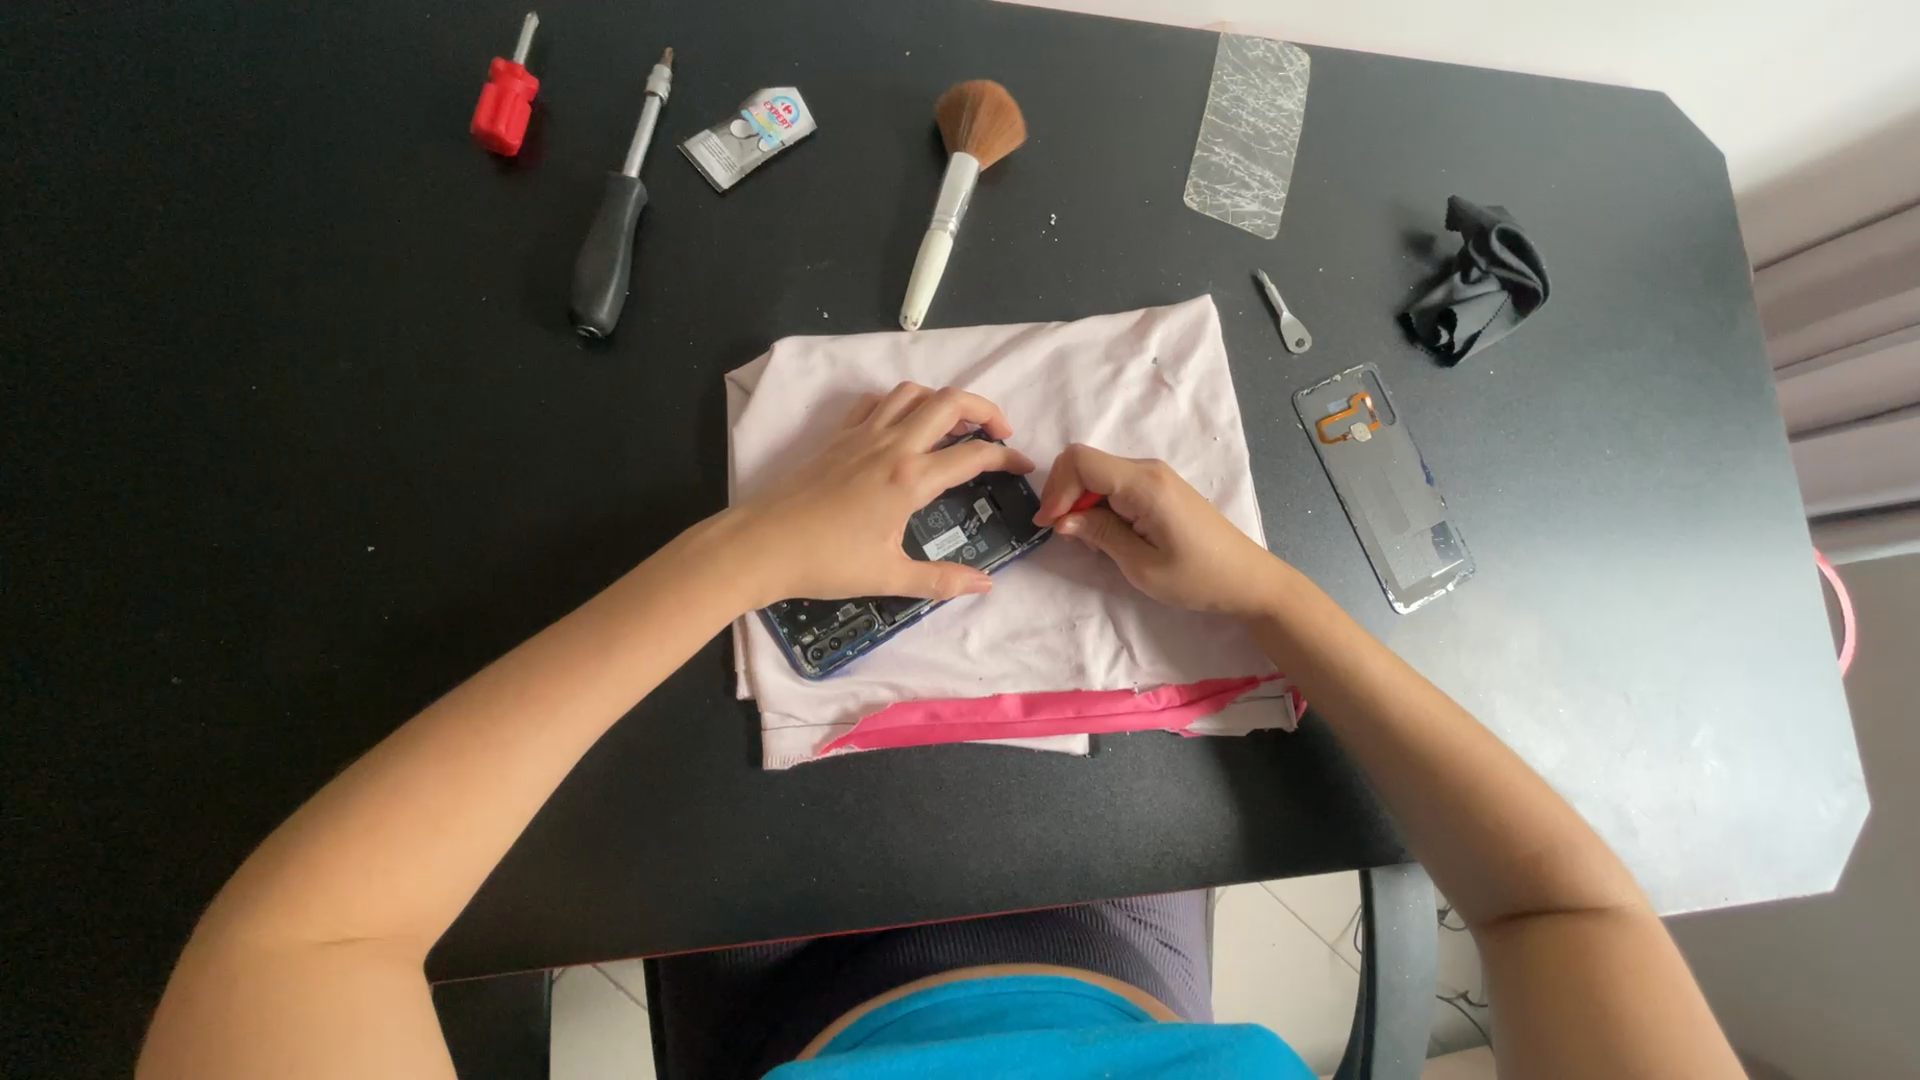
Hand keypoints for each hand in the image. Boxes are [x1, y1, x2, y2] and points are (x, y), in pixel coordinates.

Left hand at [722, 382, 1034, 607]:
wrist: (761, 545)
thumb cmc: (826, 563)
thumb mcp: (889, 577)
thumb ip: (942, 580)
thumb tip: (985, 585)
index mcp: (909, 478)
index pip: (973, 454)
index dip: (1007, 457)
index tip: (1023, 466)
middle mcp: (891, 444)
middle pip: (950, 402)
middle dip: (985, 409)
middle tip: (1001, 434)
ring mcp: (862, 435)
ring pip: (913, 392)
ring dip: (943, 400)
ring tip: (956, 426)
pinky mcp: (839, 437)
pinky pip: (876, 402)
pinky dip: (900, 403)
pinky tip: (904, 425)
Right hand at [1033, 444, 1287, 617]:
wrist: (1247, 579)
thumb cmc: (1198, 578)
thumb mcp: (1142, 566)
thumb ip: (1099, 535)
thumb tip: (1062, 520)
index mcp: (1144, 484)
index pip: (1081, 461)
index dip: (1056, 489)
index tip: (1049, 526)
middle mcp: (1148, 469)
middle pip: (1085, 463)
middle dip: (1064, 495)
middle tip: (1064, 535)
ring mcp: (1154, 476)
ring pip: (1097, 474)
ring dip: (1080, 503)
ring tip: (1088, 541)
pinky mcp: (1158, 488)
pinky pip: (1113, 484)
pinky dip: (1097, 505)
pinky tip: (1105, 535)